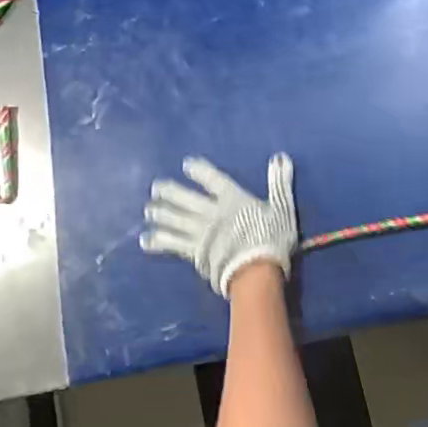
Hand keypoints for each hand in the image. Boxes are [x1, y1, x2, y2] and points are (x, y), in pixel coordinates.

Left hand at [141, 155, 298, 296]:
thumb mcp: (281, 208)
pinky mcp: (194, 252)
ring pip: (175, 220)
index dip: (199, 171)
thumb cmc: (272, 239)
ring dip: (160, 214)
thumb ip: (279, 183)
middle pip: (185, 199)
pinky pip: (171, 244)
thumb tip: (280, 157)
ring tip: (148, 211)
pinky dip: (157, 241)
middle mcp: (212, 212)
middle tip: (155, 188)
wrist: (256, 269)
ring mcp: (200, 232)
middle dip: (169, 192)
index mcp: (233, 199)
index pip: (213, 179)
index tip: (186, 165)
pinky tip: (145, 240)